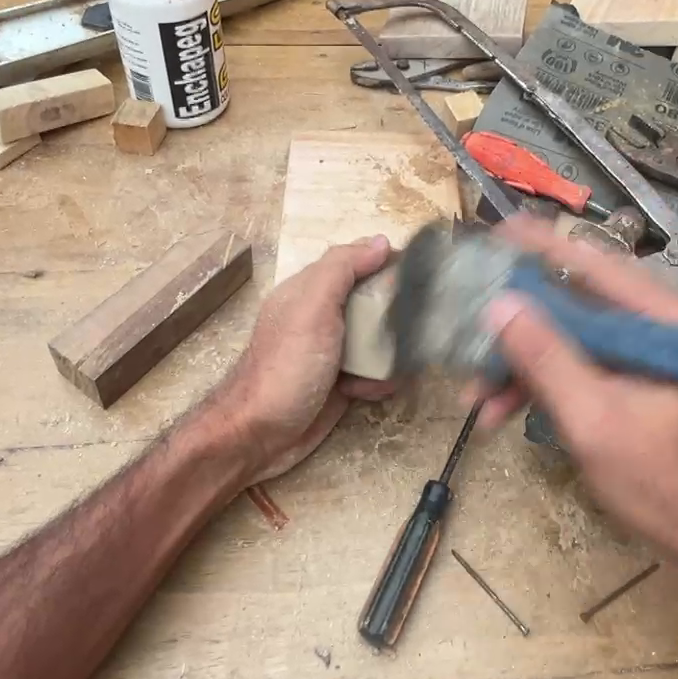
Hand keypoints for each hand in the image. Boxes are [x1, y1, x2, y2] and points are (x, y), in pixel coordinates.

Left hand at [201, 236, 395, 485]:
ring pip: (378, 338)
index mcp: (311, 289)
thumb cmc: (286, 367)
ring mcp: (332, 351)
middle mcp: (322, 315)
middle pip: (373, 300)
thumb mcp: (312, 307)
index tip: (418, 274)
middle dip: (395, 313)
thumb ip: (343, 269)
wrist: (259, 437)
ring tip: (392, 365)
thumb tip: (382, 241)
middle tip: (414, 325)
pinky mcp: (342, 383)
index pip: (357, 261)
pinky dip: (379, 380)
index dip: (387, 264)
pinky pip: (373, 371)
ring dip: (391, 352)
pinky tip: (371, 391)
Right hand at [470, 217, 677, 568]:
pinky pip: (587, 363)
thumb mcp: (594, 422)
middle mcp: (665, 324)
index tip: (494, 233)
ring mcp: (655, 353)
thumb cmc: (667, 487)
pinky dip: (548, 382)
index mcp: (668, 320)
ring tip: (477, 398)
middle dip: (518, 325)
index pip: (595, 265)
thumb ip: (546, 359)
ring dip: (525, 363)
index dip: (541, 247)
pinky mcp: (645, 378)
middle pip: (578, 301)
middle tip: (469, 329)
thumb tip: (499, 305)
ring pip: (575, 337)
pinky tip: (506, 410)